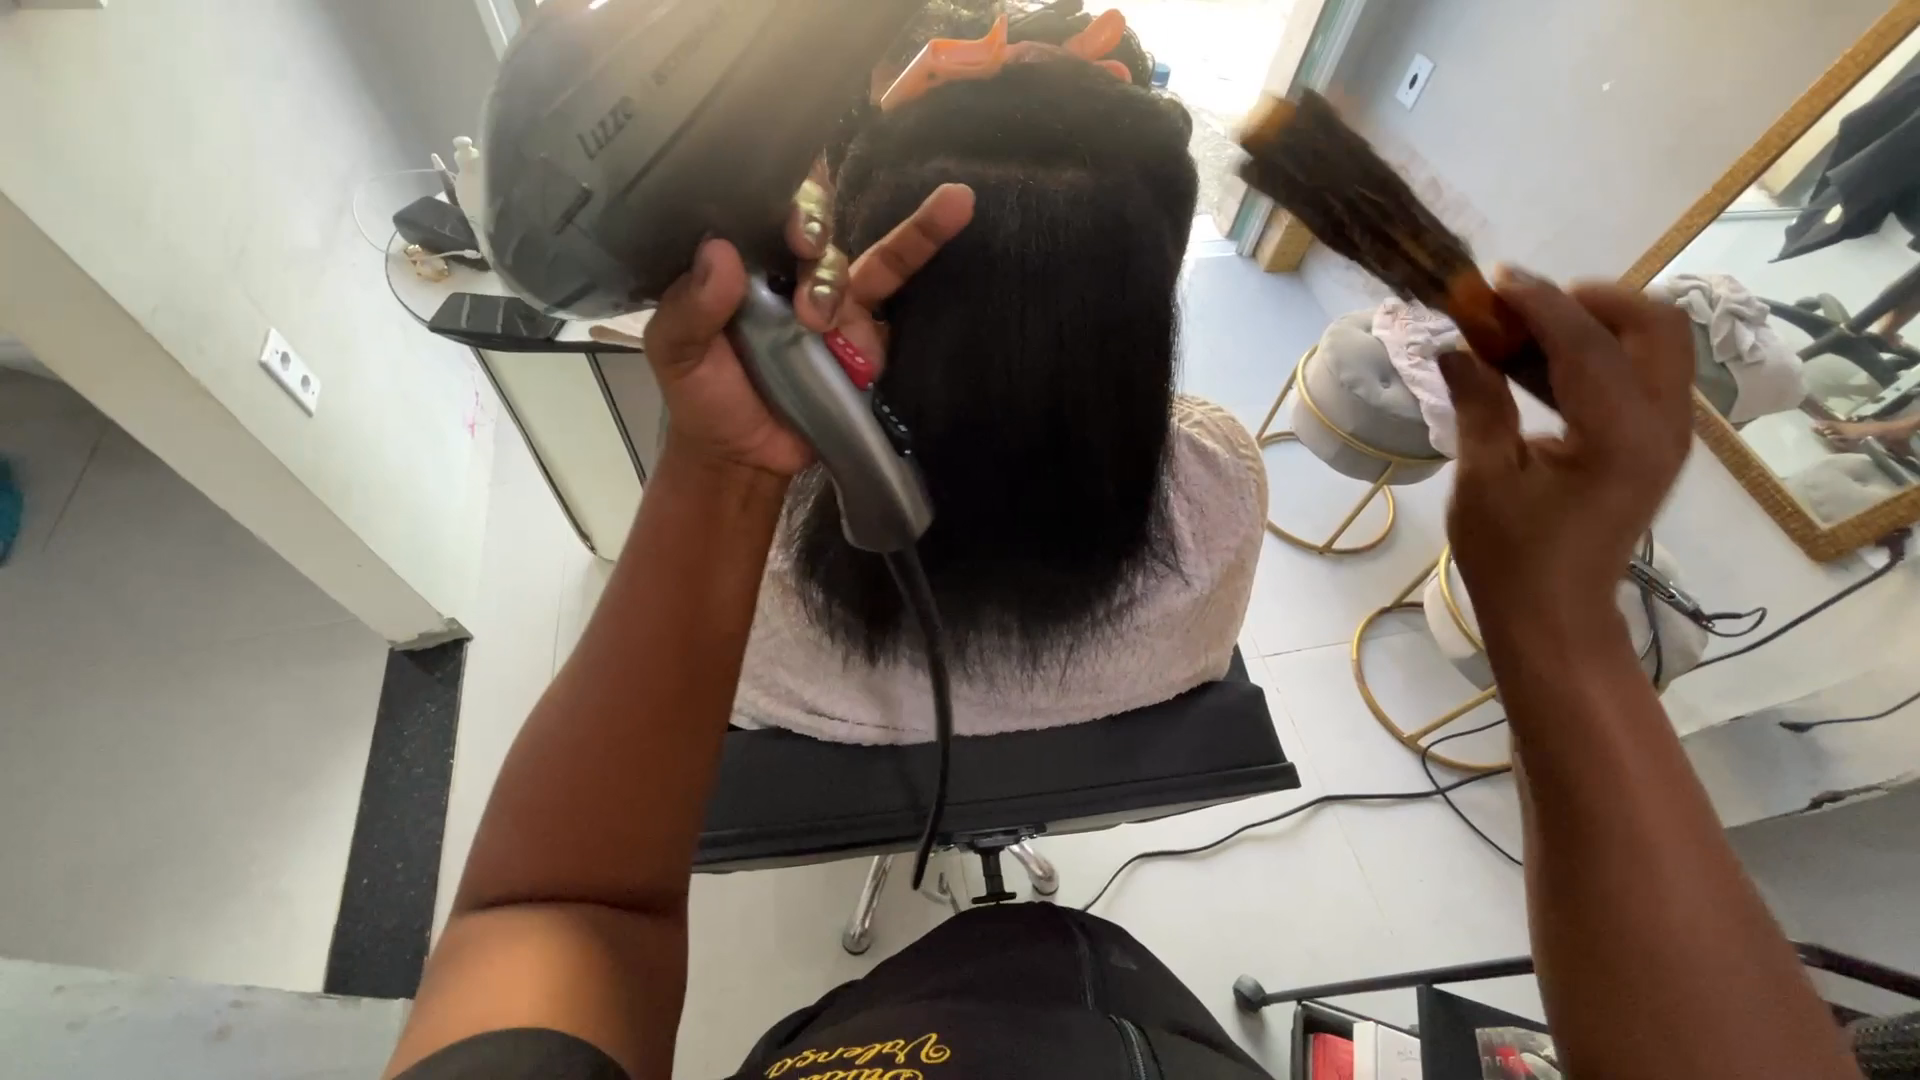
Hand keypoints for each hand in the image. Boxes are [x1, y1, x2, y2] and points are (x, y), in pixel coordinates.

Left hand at [641, 180, 974, 478]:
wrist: (748, 456)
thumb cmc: (705, 399)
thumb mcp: (676, 355)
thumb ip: (689, 308)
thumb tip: (719, 252)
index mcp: (744, 265)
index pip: (768, 207)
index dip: (786, 202)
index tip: (791, 229)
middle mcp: (792, 274)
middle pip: (820, 230)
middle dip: (816, 238)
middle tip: (804, 266)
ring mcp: (837, 306)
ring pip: (863, 265)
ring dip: (842, 285)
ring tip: (819, 328)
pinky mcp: (866, 340)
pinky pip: (894, 309)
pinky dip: (923, 264)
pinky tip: (945, 226)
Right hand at [1438, 272, 1694, 634]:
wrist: (1553, 614)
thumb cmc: (1510, 555)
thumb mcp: (1484, 478)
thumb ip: (1478, 403)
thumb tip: (1456, 350)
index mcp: (1620, 434)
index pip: (1587, 342)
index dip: (1539, 304)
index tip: (1495, 281)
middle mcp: (1663, 424)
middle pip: (1653, 325)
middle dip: (1587, 302)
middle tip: (1520, 308)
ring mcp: (1667, 435)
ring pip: (1653, 346)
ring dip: (1590, 326)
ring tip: (1518, 334)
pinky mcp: (1652, 446)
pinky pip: (1638, 377)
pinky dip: (1593, 358)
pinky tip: (1535, 368)